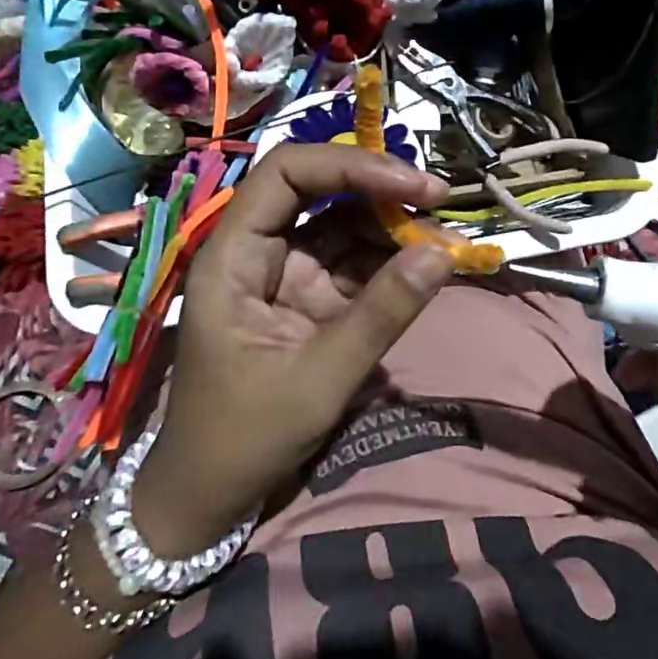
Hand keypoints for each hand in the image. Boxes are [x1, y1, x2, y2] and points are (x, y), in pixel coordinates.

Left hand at [131, 144, 456, 554]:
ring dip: (394, 228)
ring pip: (343, 227)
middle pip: (320, 192)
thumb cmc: (245, 437)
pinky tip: (427, 267)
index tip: (410, 183)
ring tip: (447, 242)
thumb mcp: (319, 378)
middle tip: (441, 204)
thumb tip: (443, 254)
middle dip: (380, 192)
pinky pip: (354, 265)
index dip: (349, 165)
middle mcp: (258, 252)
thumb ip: (382, 314)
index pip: (286, 174)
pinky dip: (392, 264)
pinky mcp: (309, 300)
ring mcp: (286, 275)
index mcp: (234, 256)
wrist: (210, 494)